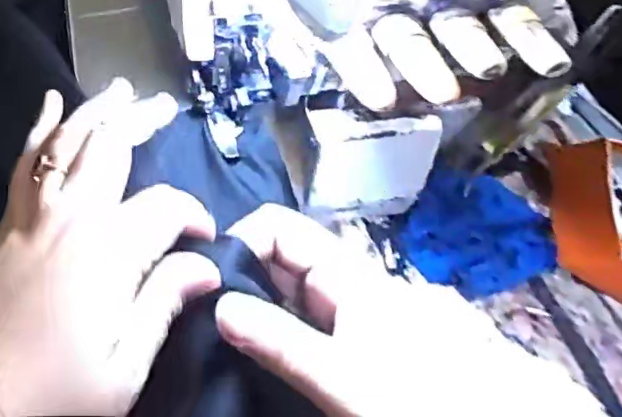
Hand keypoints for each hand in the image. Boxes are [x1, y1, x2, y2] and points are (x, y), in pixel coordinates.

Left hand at [0, 80, 221, 416]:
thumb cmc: (46, 398)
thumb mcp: (119, 371)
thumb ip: (163, 305)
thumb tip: (206, 264)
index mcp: (110, 248)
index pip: (165, 207)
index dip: (193, 214)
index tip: (206, 236)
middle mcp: (74, 214)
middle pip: (114, 146)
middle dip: (144, 120)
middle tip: (167, 105)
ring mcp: (36, 212)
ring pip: (70, 140)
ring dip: (97, 109)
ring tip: (120, 89)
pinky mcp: (8, 221)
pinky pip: (26, 161)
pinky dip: (40, 128)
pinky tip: (49, 105)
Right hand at [216, 205, 596, 416]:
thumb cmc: (421, 396)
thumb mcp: (345, 377)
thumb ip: (283, 340)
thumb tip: (220, 302)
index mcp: (344, 271)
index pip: (279, 226)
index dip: (240, 238)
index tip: (204, 278)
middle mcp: (344, 281)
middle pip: (282, 258)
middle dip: (241, 274)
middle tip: (201, 310)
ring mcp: (351, 312)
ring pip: (291, 293)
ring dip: (256, 305)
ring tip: (217, 332)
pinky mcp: (357, 343)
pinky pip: (305, 325)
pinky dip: (277, 332)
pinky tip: (257, 356)